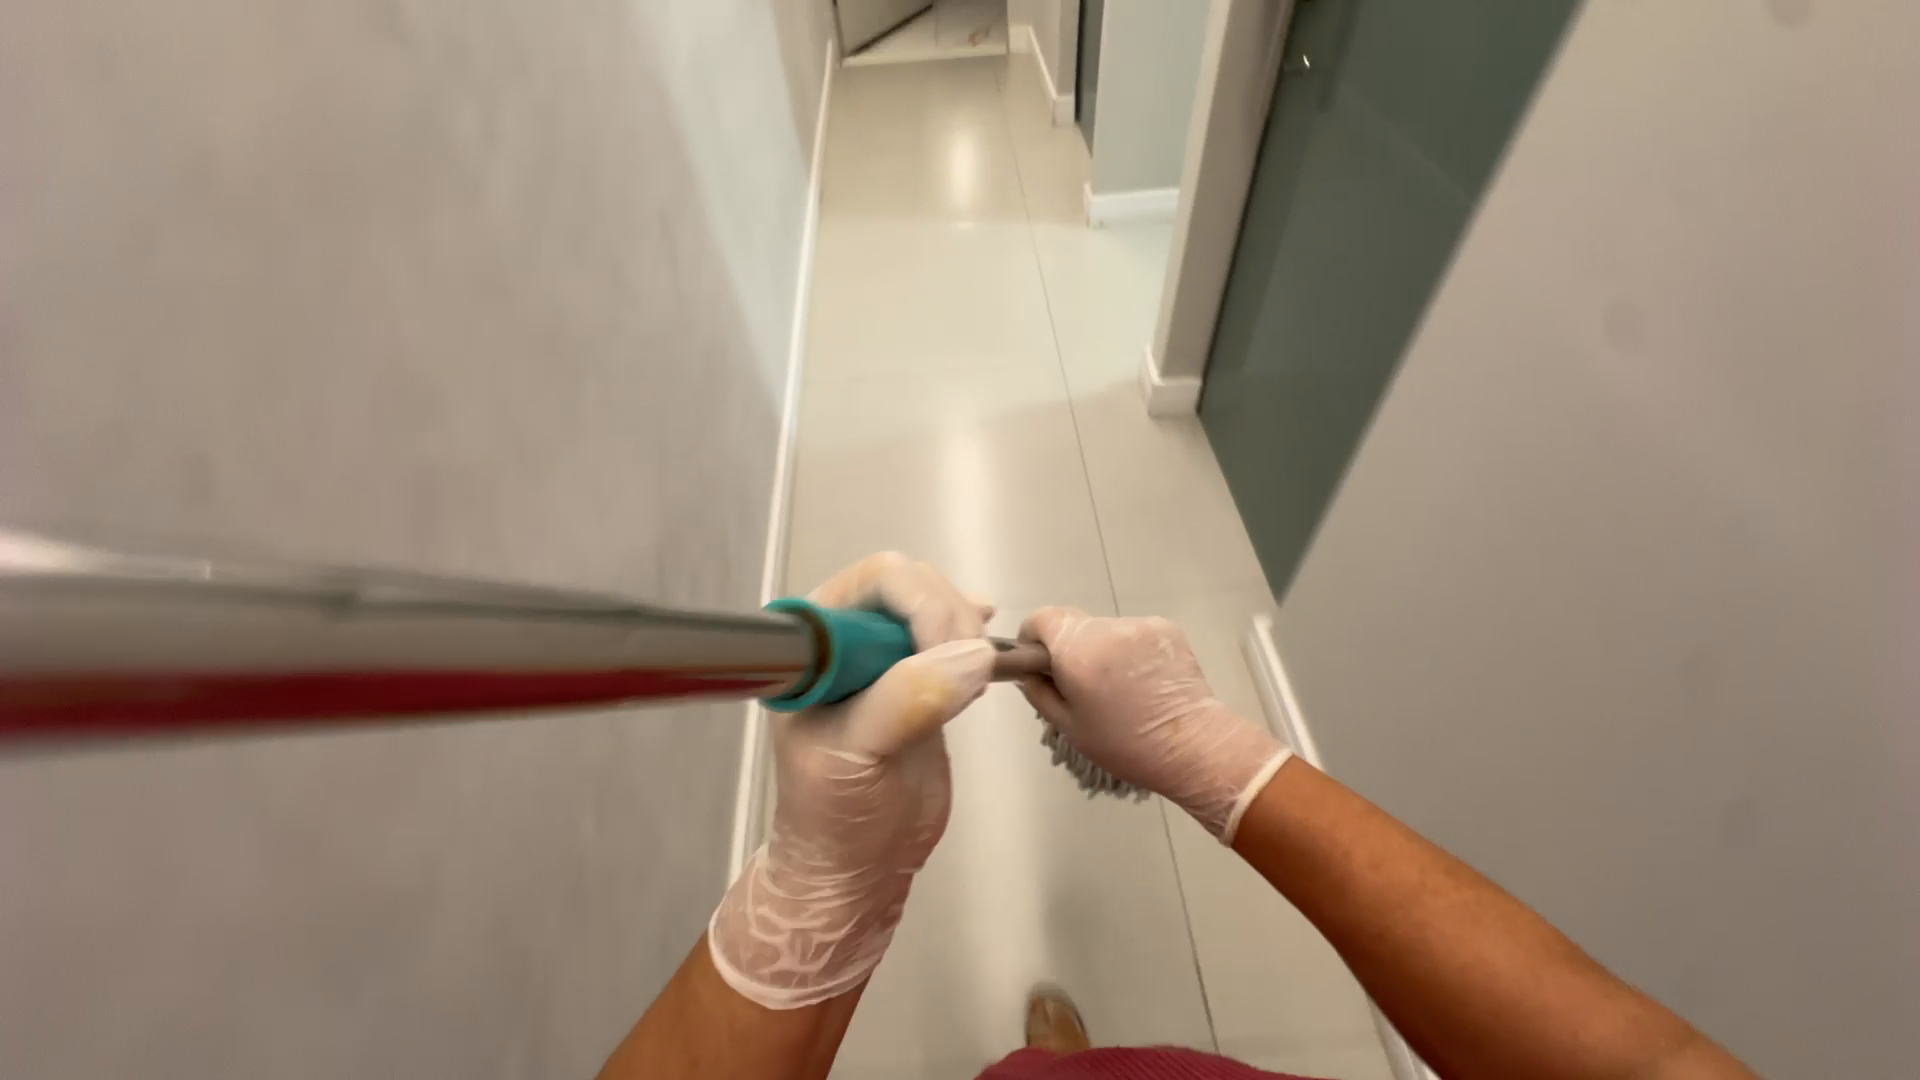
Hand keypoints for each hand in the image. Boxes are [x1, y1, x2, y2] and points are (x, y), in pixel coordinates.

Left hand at [708, 553, 994, 1009]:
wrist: (856, 865)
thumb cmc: (833, 814)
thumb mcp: (854, 754)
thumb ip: (906, 700)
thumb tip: (975, 655)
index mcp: (818, 641)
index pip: (876, 581)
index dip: (919, 603)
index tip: (944, 654)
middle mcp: (850, 635)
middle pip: (914, 584)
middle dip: (949, 618)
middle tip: (968, 675)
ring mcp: (887, 654)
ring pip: (939, 604)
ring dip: (966, 631)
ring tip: (970, 685)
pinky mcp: (922, 676)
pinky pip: (953, 636)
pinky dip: (975, 638)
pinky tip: (987, 650)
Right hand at [1018, 608, 1289, 841]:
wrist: (1194, 746)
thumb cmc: (1125, 744)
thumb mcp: (1068, 727)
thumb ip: (1039, 692)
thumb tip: (1029, 671)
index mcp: (1077, 651)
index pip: (1041, 619)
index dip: (1034, 638)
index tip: (1040, 663)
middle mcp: (1107, 628)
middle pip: (1073, 625)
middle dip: (1069, 648)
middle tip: (1082, 684)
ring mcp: (1139, 625)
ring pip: (1103, 630)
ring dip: (1101, 650)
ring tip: (1119, 688)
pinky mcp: (1165, 628)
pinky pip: (1132, 634)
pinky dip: (1129, 651)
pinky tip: (1142, 681)